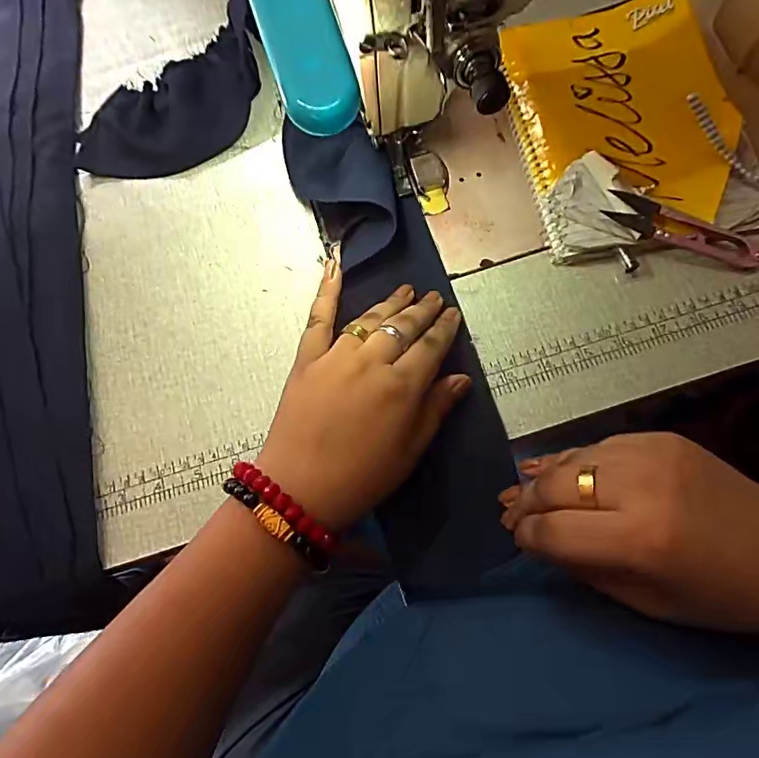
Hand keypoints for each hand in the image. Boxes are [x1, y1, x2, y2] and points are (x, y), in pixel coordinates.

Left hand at [254, 255, 470, 528]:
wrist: (299, 490)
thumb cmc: (363, 476)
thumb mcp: (410, 450)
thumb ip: (435, 408)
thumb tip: (459, 378)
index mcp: (402, 386)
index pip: (430, 346)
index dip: (444, 328)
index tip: (452, 314)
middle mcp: (372, 361)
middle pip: (403, 326)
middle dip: (422, 310)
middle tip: (433, 297)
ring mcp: (336, 356)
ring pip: (369, 318)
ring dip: (390, 302)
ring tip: (405, 290)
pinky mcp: (307, 359)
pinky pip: (318, 319)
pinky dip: (326, 291)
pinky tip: (333, 267)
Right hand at [499, 433, 758, 633]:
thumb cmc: (723, 596)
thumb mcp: (648, 602)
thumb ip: (586, 569)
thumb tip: (541, 541)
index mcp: (640, 539)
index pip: (553, 530)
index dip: (527, 536)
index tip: (517, 541)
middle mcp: (641, 485)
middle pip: (555, 485)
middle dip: (526, 502)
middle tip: (510, 515)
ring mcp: (652, 452)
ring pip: (573, 457)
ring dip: (545, 476)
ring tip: (525, 491)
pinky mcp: (663, 437)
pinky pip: (601, 446)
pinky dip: (576, 460)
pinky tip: (561, 470)